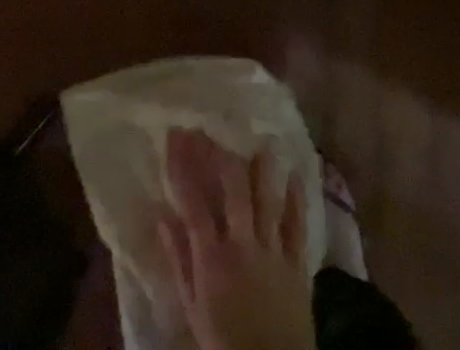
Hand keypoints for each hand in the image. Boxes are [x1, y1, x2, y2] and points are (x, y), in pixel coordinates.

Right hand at [157, 128, 314, 349]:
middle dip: (218, 156)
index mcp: (210, 256)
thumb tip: (161, 217)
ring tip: (259, 140)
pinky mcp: (298, 265)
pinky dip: (296, 200)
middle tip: (209, 130)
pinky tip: (296, 176)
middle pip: (231, 191)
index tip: (176, 136)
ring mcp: (272, 252)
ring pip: (267, 201)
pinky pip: (298, 226)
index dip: (183, 165)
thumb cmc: (223, 340)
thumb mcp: (192, 305)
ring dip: (262, 169)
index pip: (192, 200)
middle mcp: (242, 245)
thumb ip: (178, 260)